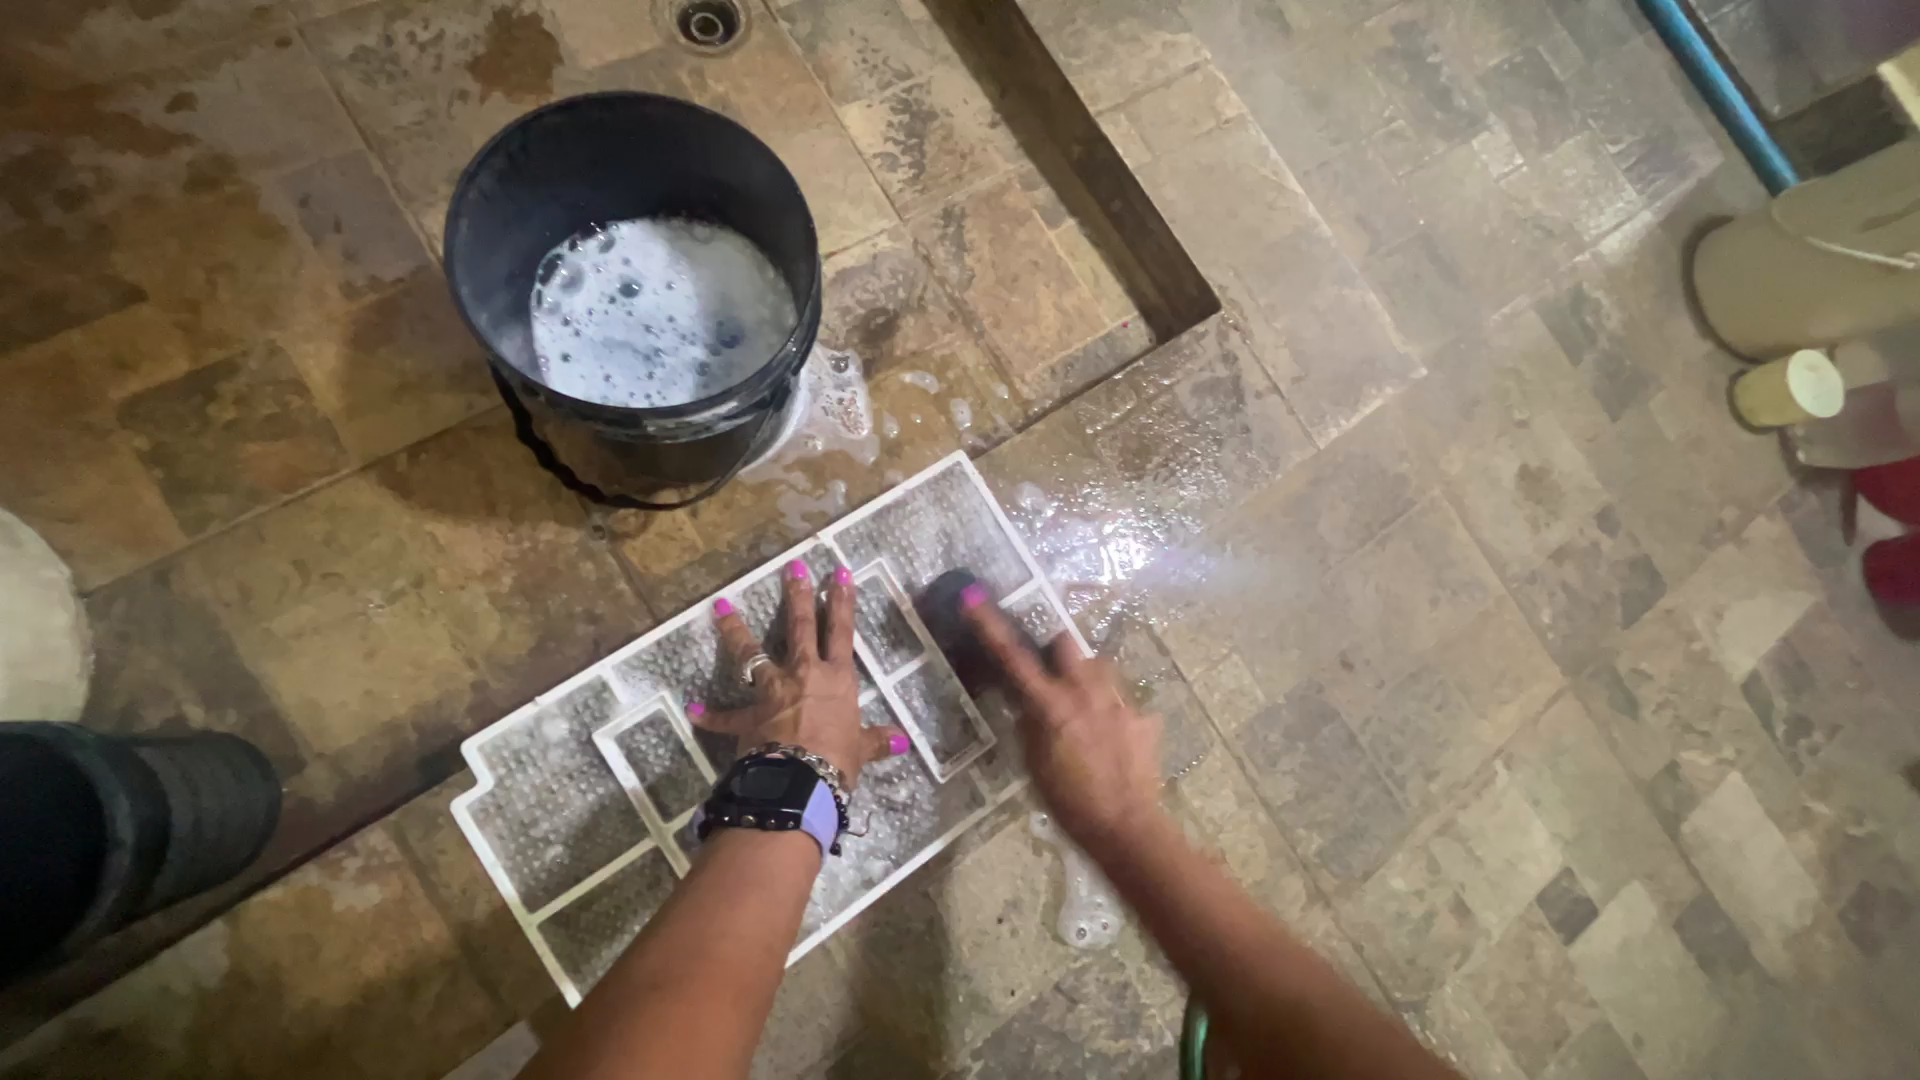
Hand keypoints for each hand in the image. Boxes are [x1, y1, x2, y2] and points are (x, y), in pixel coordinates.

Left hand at [691, 560, 909, 785]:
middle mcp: (804, 675)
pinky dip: (711, 715)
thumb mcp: (861, 749)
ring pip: (752, 654)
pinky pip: (727, 716)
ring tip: (721, 606)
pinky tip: (694, 709)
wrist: (799, 783)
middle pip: (800, 628)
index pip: (842, 632)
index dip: (842, 602)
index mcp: (837, 680)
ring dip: (735, 630)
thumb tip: (901, 740)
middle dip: (797, 595)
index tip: (839, 573)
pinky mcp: (749, 717)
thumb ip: (876, 740)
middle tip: (792, 567)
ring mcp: (773, 692)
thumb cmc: (837, 759)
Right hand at [960, 585, 1163, 854]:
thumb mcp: (1035, 764)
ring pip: (1099, 668)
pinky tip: (1113, 740)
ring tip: (1086, 709)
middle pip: (1067, 643)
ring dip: (1087, 679)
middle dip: (1057, 652)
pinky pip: (1123, 702)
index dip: (991, 626)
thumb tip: (1027, 702)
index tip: (974, 598)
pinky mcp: (1143, 717)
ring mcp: (1119, 702)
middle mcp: (1086, 692)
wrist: (1126, 827)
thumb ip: (1031, 724)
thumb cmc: (1069, 802)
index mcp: (1052, 704)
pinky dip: (1114, 713)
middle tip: (1053, 676)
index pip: (1013, 657)